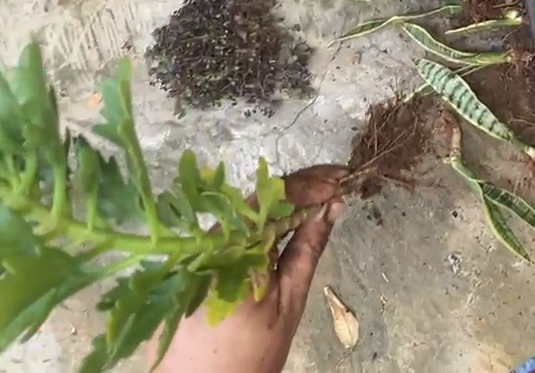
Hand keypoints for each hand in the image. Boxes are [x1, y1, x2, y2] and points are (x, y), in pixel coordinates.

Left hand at [159, 166, 348, 372]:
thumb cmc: (251, 358)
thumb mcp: (289, 302)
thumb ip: (309, 247)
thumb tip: (333, 204)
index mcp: (232, 254)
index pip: (276, 196)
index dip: (312, 182)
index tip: (342, 179)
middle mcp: (207, 246)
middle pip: (261, 199)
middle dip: (302, 188)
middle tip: (336, 186)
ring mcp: (195, 255)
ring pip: (247, 212)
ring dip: (284, 202)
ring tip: (319, 200)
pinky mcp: (192, 266)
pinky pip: (234, 231)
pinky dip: (263, 223)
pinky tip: (289, 223)